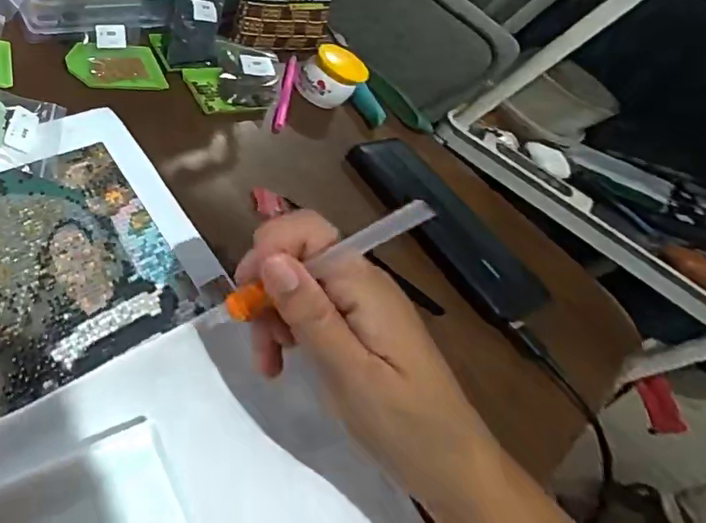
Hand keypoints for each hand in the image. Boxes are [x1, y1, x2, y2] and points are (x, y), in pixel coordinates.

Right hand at [236, 211, 565, 522]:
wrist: (458, 476)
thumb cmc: (408, 426)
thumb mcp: (351, 374)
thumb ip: (310, 313)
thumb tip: (270, 257)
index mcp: (362, 282)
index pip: (305, 228)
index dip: (268, 246)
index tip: (248, 288)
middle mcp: (357, 282)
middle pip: (292, 255)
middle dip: (263, 287)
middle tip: (250, 328)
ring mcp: (355, 303)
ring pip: (291, 284)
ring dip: (269, 315)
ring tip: (266, 361)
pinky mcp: (351, 326)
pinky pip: (304, 310)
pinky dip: (284, 330)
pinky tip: (278, 363)